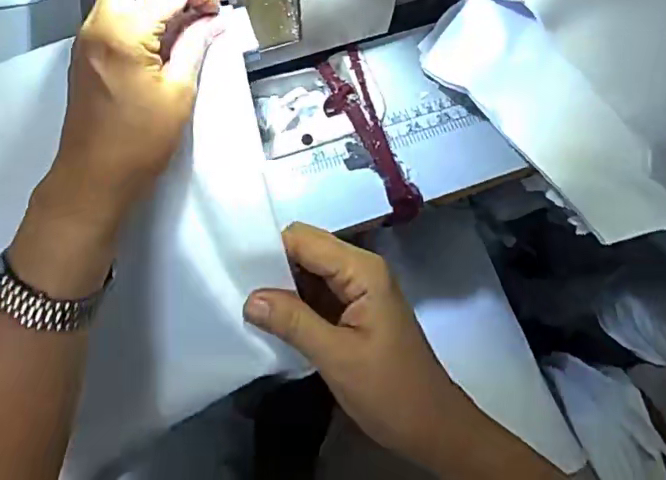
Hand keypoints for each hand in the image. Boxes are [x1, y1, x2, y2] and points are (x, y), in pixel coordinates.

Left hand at [10, 0, 221, 297]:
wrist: (90, 179)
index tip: (215, 11)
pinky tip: (164, 35)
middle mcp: (99, 22)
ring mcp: (88, 33)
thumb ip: (196, 45)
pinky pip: (114, 6)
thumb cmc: (139, 142)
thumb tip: (215, 21)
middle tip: (192, 1)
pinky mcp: (87, 46)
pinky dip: (141, 7)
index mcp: (124, 32)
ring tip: (183, 19)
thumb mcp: (179, 92)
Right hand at [242, 224, 487, 473]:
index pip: (306, 239)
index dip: (271, 248)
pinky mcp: (353, 308)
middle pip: (307, 250)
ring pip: (309, 272)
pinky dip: (295, 302)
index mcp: (362, 269)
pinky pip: (317, 293)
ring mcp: (358, 288)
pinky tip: (270, 318)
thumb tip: (250, 297)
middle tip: (234, 286)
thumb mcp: (337, 358)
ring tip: (244, 301)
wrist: (433, 427)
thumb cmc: (391, 390)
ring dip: (281, 286)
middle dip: (273, 266)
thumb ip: (294, 322)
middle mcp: (360, 268)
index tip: (233, 265)